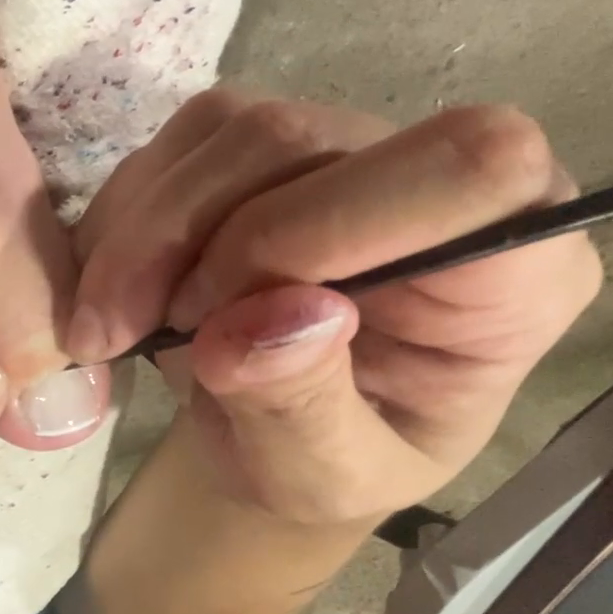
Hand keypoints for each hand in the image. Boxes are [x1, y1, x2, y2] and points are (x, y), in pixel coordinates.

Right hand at [71, 93, 603, 522]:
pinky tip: (112, 289)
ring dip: (132, 239)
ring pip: (219, 133)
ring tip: (106, 326)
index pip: (462, 169)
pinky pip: (165, 150)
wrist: (260, 434)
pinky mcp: (244, 152)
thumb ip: (299, 413)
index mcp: (506, 271)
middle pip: (292, 140)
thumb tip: (255, 324)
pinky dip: (113, 226)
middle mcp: (429, 185)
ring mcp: (331, 152)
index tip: (214, 328)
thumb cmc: (313, 464)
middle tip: (115, 337)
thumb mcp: (319, 480)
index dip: (311, 231)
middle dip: (175, 243)